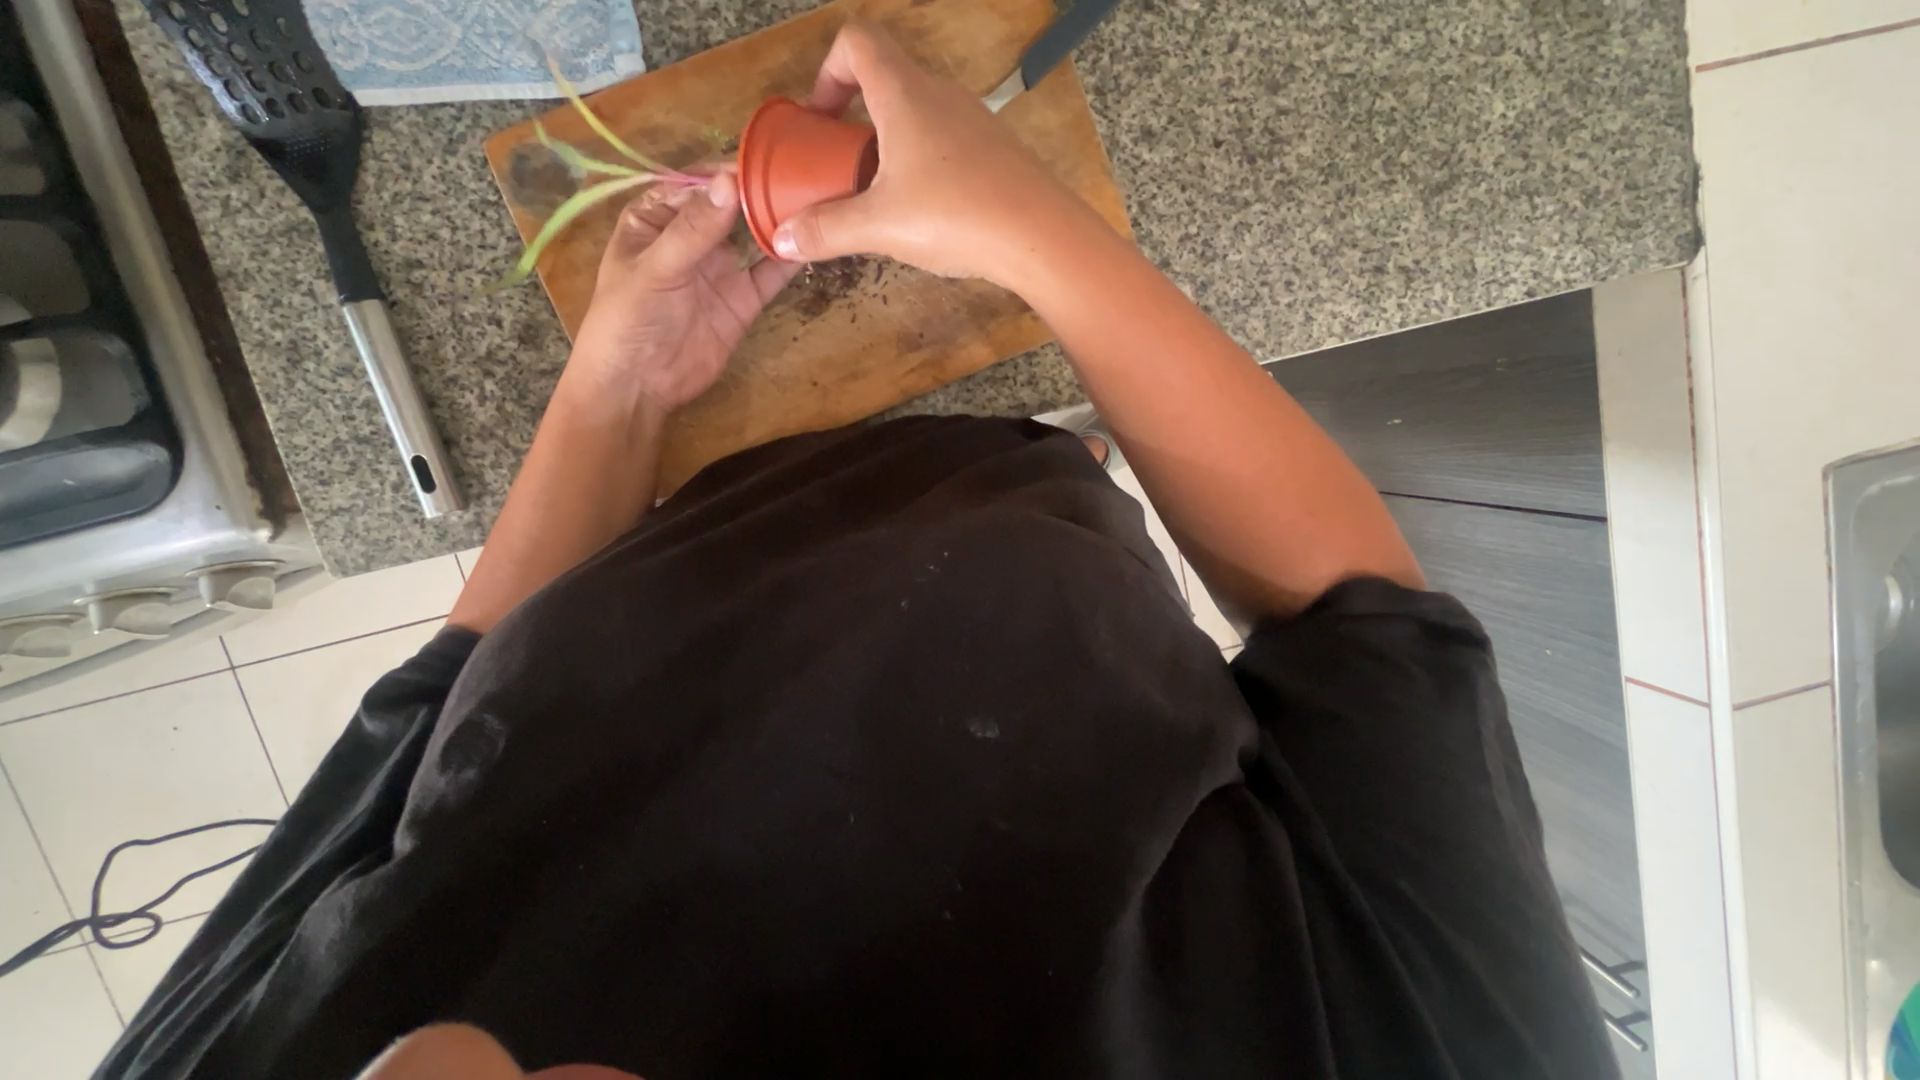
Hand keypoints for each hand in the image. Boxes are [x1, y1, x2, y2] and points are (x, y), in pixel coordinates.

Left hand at [568, 170, 799, 414]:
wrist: (638, 385)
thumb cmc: (628, 318)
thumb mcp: (656, 267)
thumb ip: (695, 228)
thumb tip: (729, 181)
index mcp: (657, 217)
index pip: (698, 183)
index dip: (728, 171)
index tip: (767, 160)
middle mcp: (692, 236)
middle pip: (732, 205)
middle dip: (761, 192)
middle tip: (801, 178)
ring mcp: (720, 269)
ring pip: (754, 236)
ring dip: (778, 222)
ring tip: (815, 203)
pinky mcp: (742, 301)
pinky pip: (770, 275)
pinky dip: (789, 261)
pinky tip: (814, 244)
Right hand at [769, 21, 1092, 287]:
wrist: (1040, 236)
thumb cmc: (955, 216)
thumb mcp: (881, 226)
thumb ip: (828, 230)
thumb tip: (784, 240)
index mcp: (905, 95)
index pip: (857, 42)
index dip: (828, 71)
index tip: (821, 120)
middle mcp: (941, 95)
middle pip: (889, 80)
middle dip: (858, 118)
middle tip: (847, 168)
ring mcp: (976, 121)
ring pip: (921, 115)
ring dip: (893, 144)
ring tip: (886, 198)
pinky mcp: (998, 151)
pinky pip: (950, 143)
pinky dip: (928, 165)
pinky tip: (931, 213)